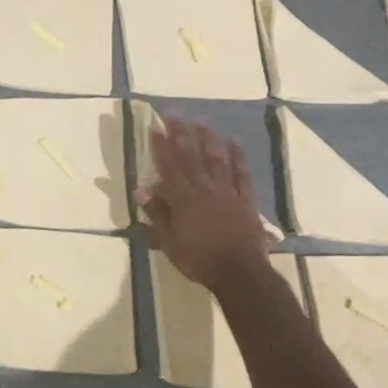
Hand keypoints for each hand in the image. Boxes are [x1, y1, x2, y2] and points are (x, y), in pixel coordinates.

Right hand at [136, 118, 270, 291]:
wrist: (239, 272)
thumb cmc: (198, 260)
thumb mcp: (169, 241)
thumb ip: (158, 213)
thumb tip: (142, 189)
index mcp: (183, 199)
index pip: (168, 167)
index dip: (161, 146)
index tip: (154, 126)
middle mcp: (204, 189)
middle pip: (190, 157)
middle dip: (181, 134)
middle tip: (174, 114)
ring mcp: (226, 192)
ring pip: (215, 160)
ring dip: (207, 139)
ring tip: (201, 120)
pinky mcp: (245, 199)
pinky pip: (241, 174)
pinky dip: (238, 157)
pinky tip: (234, 142)